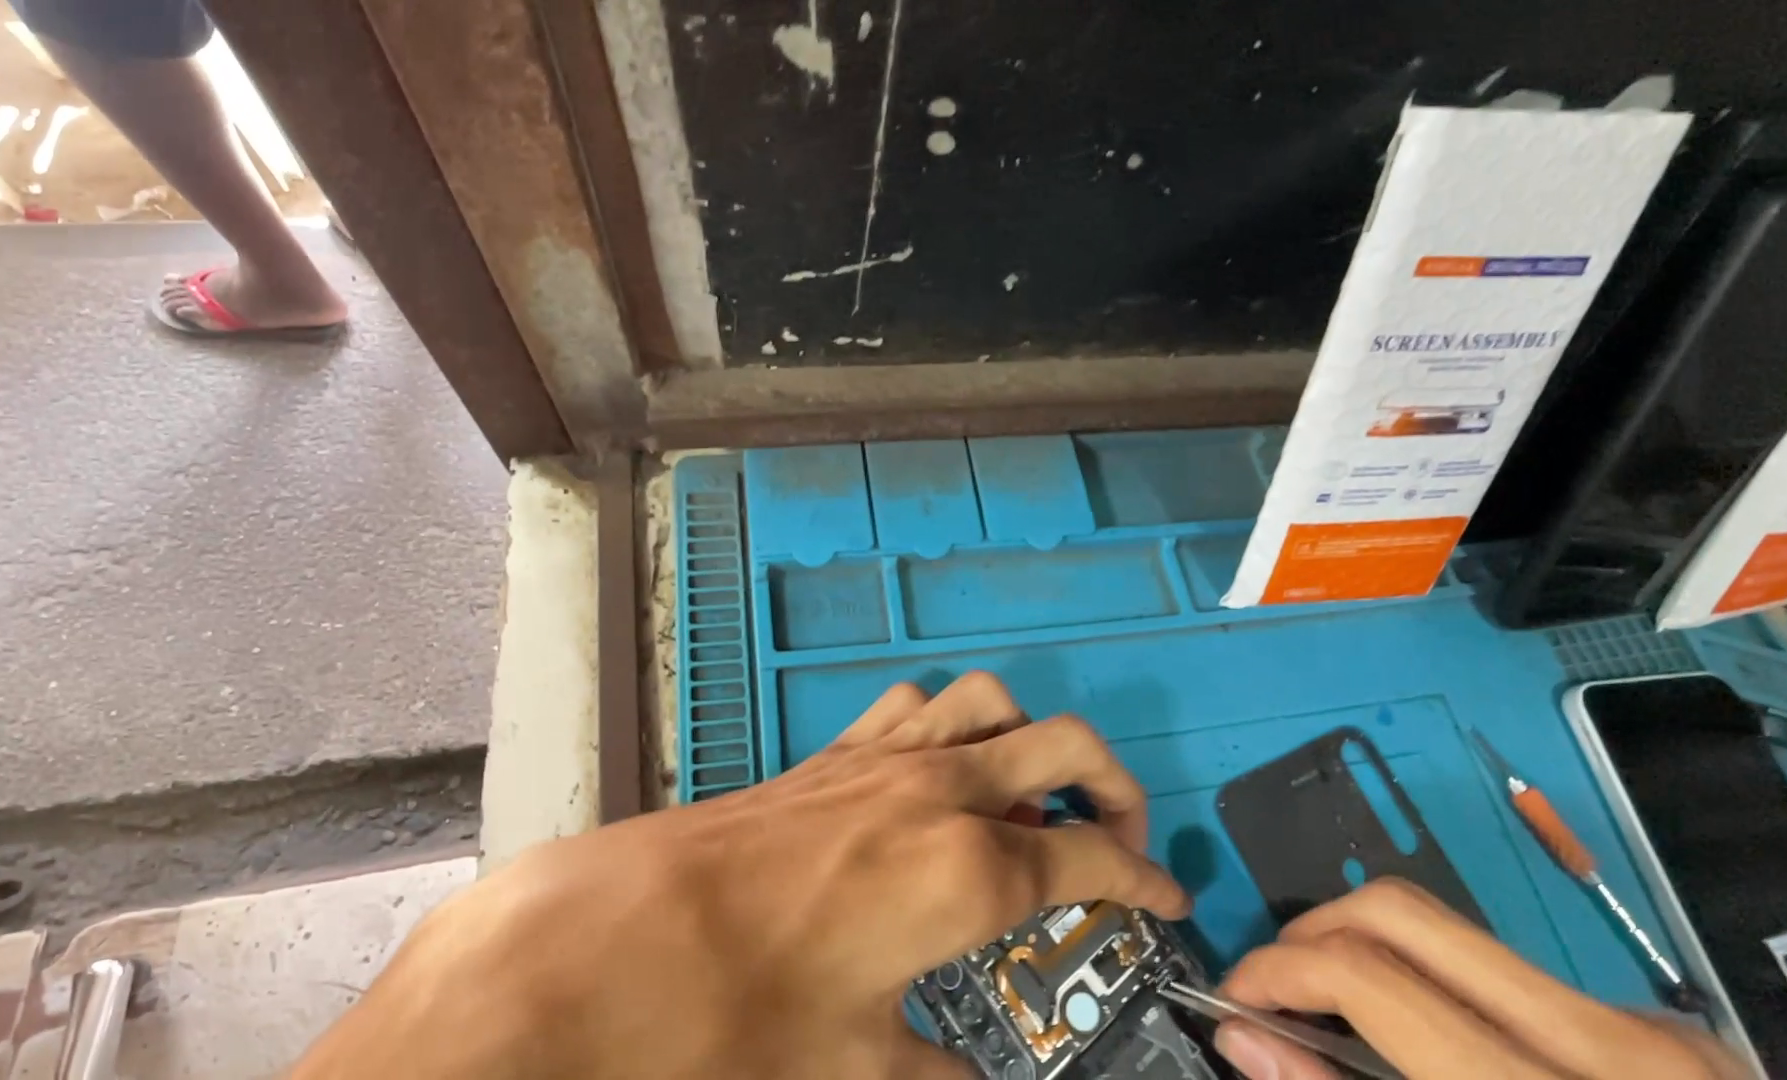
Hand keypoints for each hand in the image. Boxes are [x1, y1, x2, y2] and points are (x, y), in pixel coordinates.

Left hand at [290, 672, 1187, 1079]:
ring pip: (992, 703)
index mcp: (971, 868)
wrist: (618, 942)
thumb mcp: (859, 1066)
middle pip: (1065, 746)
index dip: (1144, 878)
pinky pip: (915, 706)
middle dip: (1114, 786)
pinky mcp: (837, 751)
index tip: (1168, 898)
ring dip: (1031, 738)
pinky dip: (951, 723)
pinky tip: (941, 768)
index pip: (1092, 855)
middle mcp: (943, 790)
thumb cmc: (745, 1016)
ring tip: (1032, 792)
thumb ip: (936, 1077)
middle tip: (1118, 837)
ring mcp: (887, 756)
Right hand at [1209, 878, 1750, 1079]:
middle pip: (1403, 913)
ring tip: (1343, 1013)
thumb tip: (1246, 1034)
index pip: (1371, 977)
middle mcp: (1610, 1041)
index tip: (1236, 998)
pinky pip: (1512, 973)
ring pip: (1455, 931)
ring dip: (1370, 953)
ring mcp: (1652, 1029)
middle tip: (1275, 985)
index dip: (1276, 971)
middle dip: (1309, 933)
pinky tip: (1443, 1049)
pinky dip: (1442, 988)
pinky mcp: (1670, 1033)